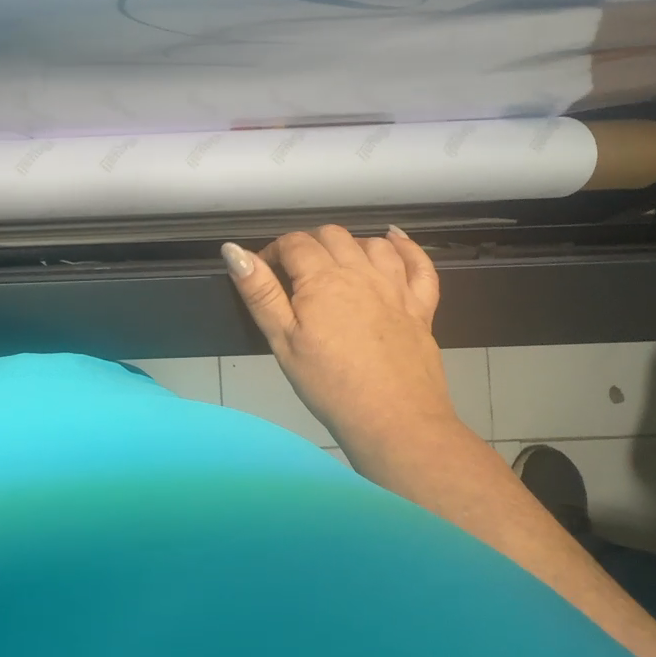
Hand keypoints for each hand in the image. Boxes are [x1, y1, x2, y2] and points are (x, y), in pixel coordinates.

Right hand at [222, 226, 457, 439]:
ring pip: (371, 244)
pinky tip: (392, 240)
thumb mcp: (281, 339)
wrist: (394, 419)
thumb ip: (260, 292)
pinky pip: (420, 264)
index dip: (273, 252)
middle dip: (307, 244)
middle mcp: (361, 274)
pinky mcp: (421, 307)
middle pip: (332, 236)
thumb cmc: (328, 383)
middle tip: (291, 274)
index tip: (262, 274)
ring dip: (348, 244)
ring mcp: (396, 288)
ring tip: (331, 264)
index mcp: (322, 281)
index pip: (294, 243)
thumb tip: (234, 251)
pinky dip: (406, 246)